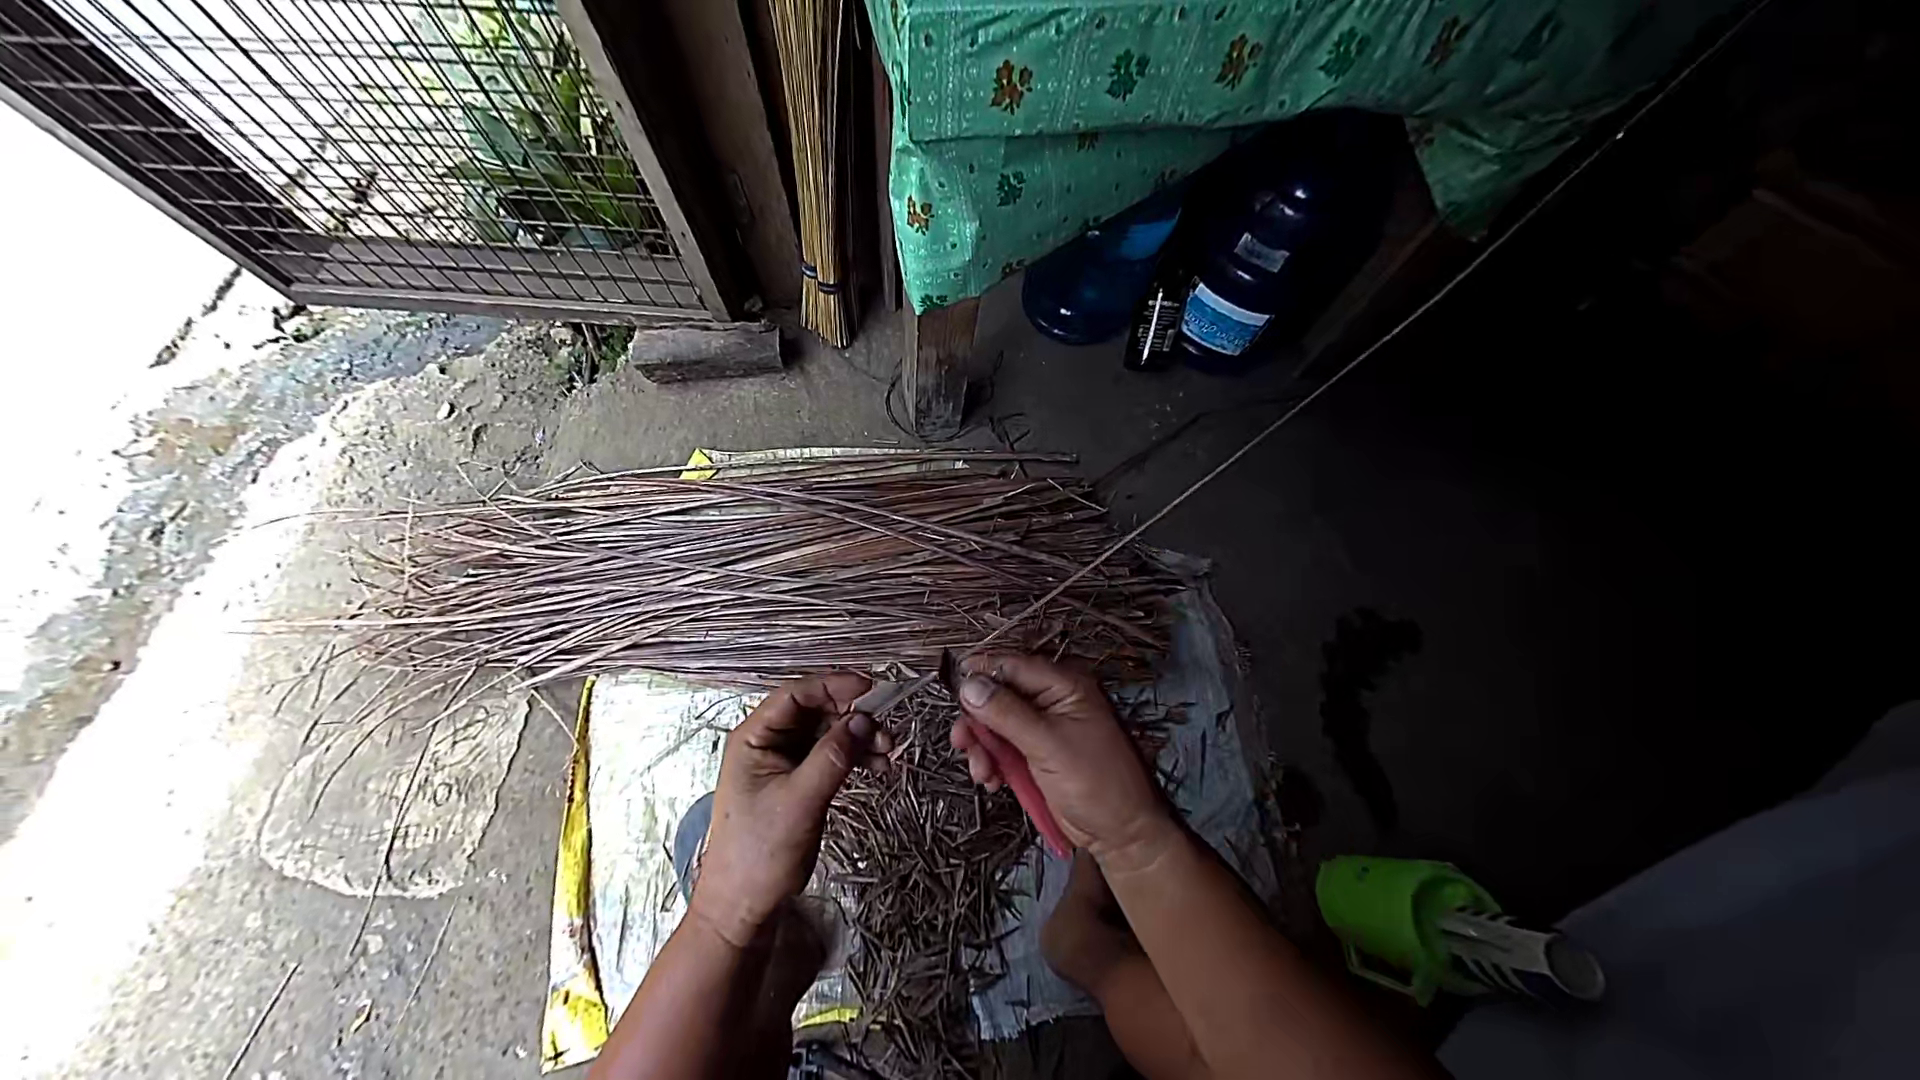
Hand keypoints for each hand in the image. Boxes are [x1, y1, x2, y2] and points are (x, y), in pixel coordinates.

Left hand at [690, 673, 889, 946]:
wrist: (743, 909)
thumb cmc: (760, 853)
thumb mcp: (799, 801)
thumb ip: (832, 757)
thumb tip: (864, 719)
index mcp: (754, 737)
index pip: (796, 694)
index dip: (833, 685)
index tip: (870, 687)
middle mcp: (770, 743)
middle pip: (817, 711)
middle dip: (853, 716)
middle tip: (885, 732)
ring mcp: (786, 762)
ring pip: (829, 733)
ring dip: (860, 738)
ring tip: (888, 752)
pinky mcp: (801, 780)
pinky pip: (833, 755)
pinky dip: (856, 757)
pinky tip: (879, 767)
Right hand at [950, 652, 1171, 870]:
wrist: (1120, 834)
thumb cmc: (1096, 782)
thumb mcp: (1047, 744)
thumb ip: (1006, 713)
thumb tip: (969, 685)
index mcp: (1064, 686)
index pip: (1014, 666)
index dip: (982, 673)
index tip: (954, 685)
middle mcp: (1051, 701)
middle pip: (998, 696)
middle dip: (977, 720)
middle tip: (962, 741)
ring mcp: (1042, 729)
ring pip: (995, 724)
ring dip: (982, 747)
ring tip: (982, 772)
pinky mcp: (1035, 754)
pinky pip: (1002, 748)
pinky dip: (992, 762)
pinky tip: (992, 780)